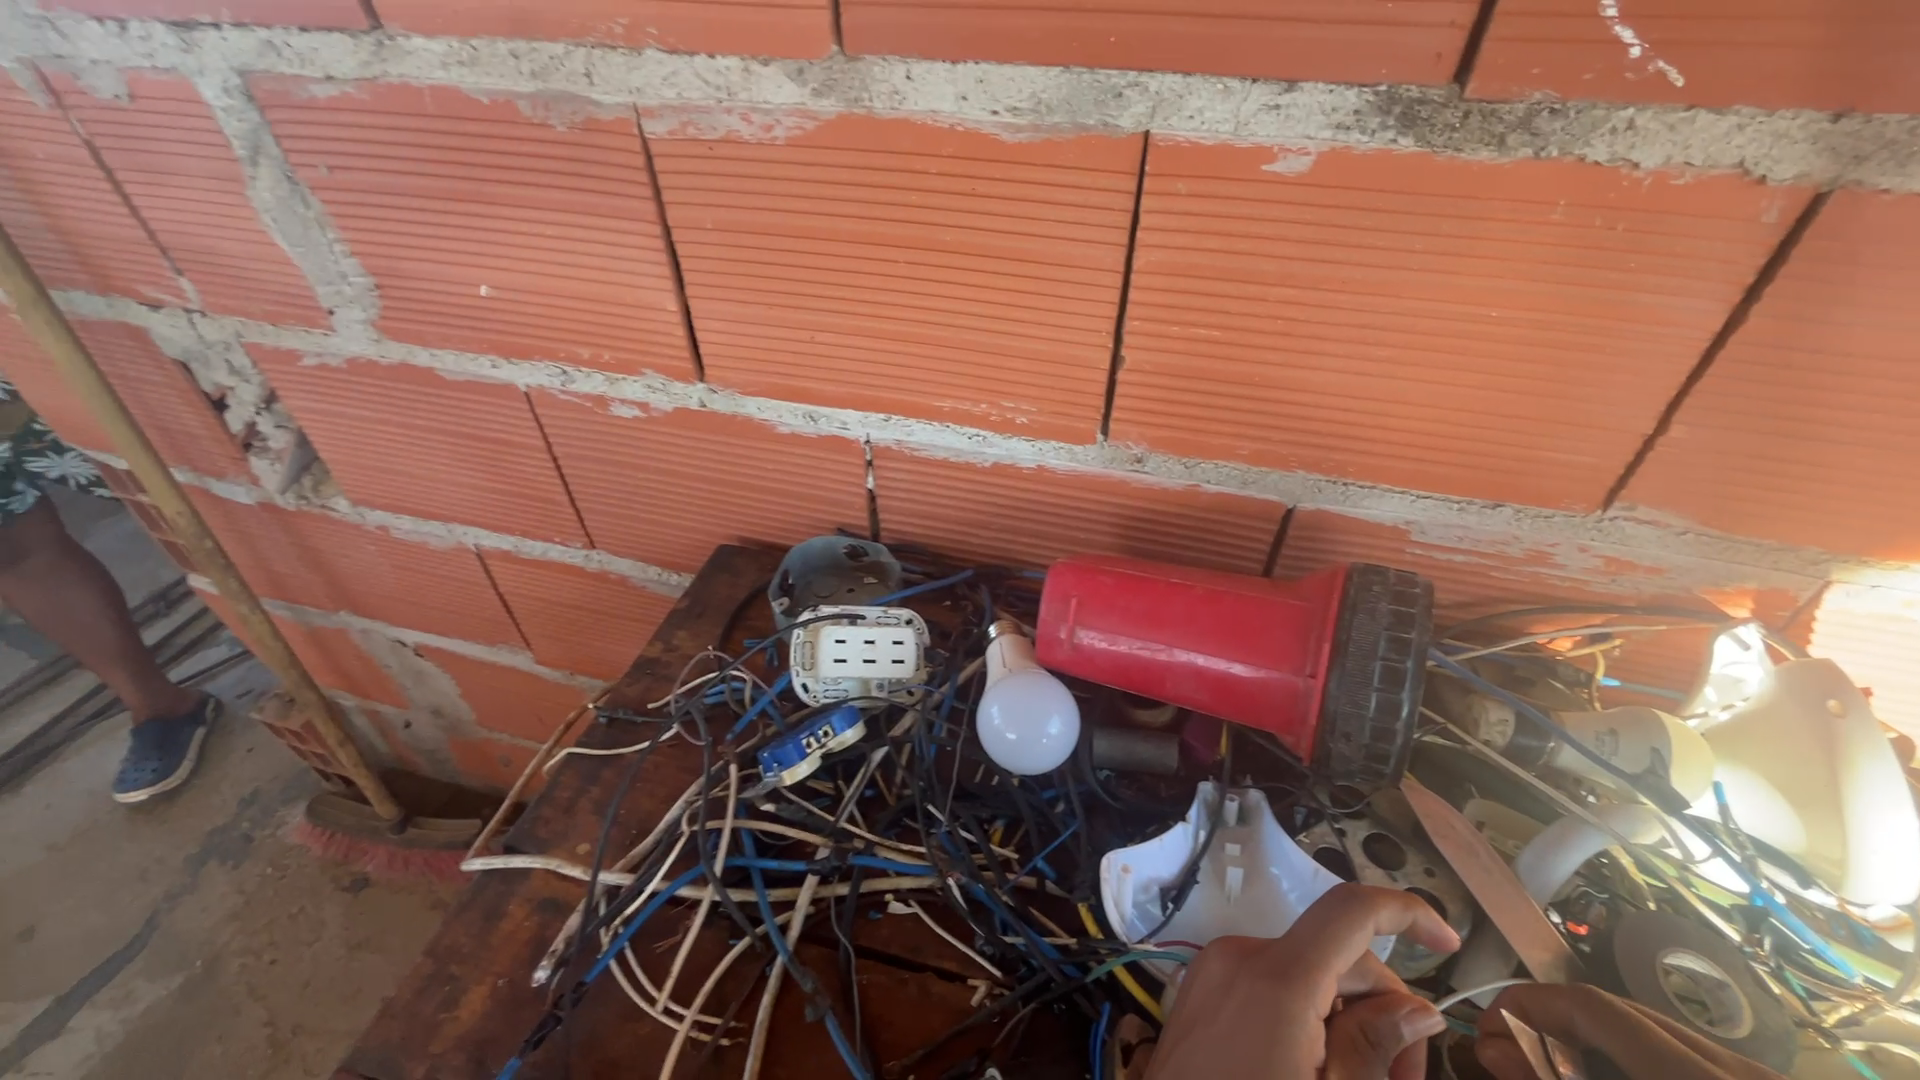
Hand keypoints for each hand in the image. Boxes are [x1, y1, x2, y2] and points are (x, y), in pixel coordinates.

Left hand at [1145, 884, 1460, 1079]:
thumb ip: (1376, 1046)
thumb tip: (1420, 1007)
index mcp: (1277, 976)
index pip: (1351, 910)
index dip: (1407, 912)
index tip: (1449, 943)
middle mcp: (1243, 954)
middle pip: (1337, 954)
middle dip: (1383, 1008)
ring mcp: (1217, 968)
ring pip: (1308, 970)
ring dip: (1347, 1017)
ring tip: (1362, 1079)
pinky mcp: (1203, 987)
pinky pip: (1272, 981)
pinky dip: (1307, 1012)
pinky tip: (1317, 1065)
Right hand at [1476, 984, 1786, 1079]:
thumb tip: (1493, 1048)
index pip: (1592, 1006)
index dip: (1527, 1006)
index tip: (1486, 1030)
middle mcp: (1735, 1073)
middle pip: (1615, 1011)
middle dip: (1548, 1025)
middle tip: (1504, 1054)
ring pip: (1643, 1032)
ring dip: (1581, 1044)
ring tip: (1542, 1070)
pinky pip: (1671, 1057)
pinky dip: (1619, 1063)